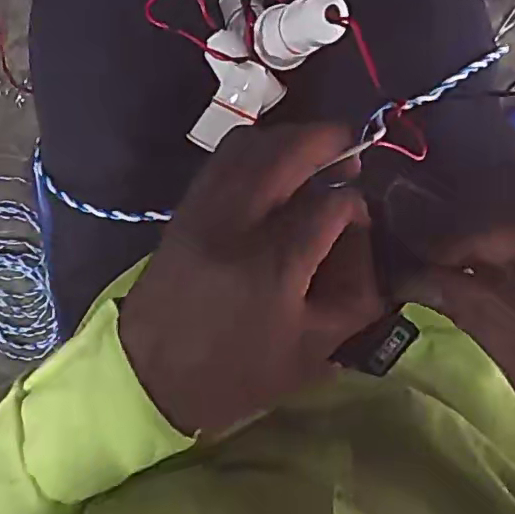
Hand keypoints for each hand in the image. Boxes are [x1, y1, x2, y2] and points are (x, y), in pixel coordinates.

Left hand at [120, 123, 384, 434]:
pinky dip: (254, 150)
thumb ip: (356, 291)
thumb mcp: (314, 350)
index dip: (356, 205)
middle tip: (350, 149)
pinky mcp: (182, 210)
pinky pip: (221, 159)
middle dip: (326, 140)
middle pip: (284, 152)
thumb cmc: (237, 374)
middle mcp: (234, 224)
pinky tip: (272, 167)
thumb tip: (363, 234)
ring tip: (313, 154)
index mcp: (272, 267)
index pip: (328, 205)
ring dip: (288, 138)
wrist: (150, 375)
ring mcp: (202, 211)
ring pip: (247, 144)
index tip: (361, 218)